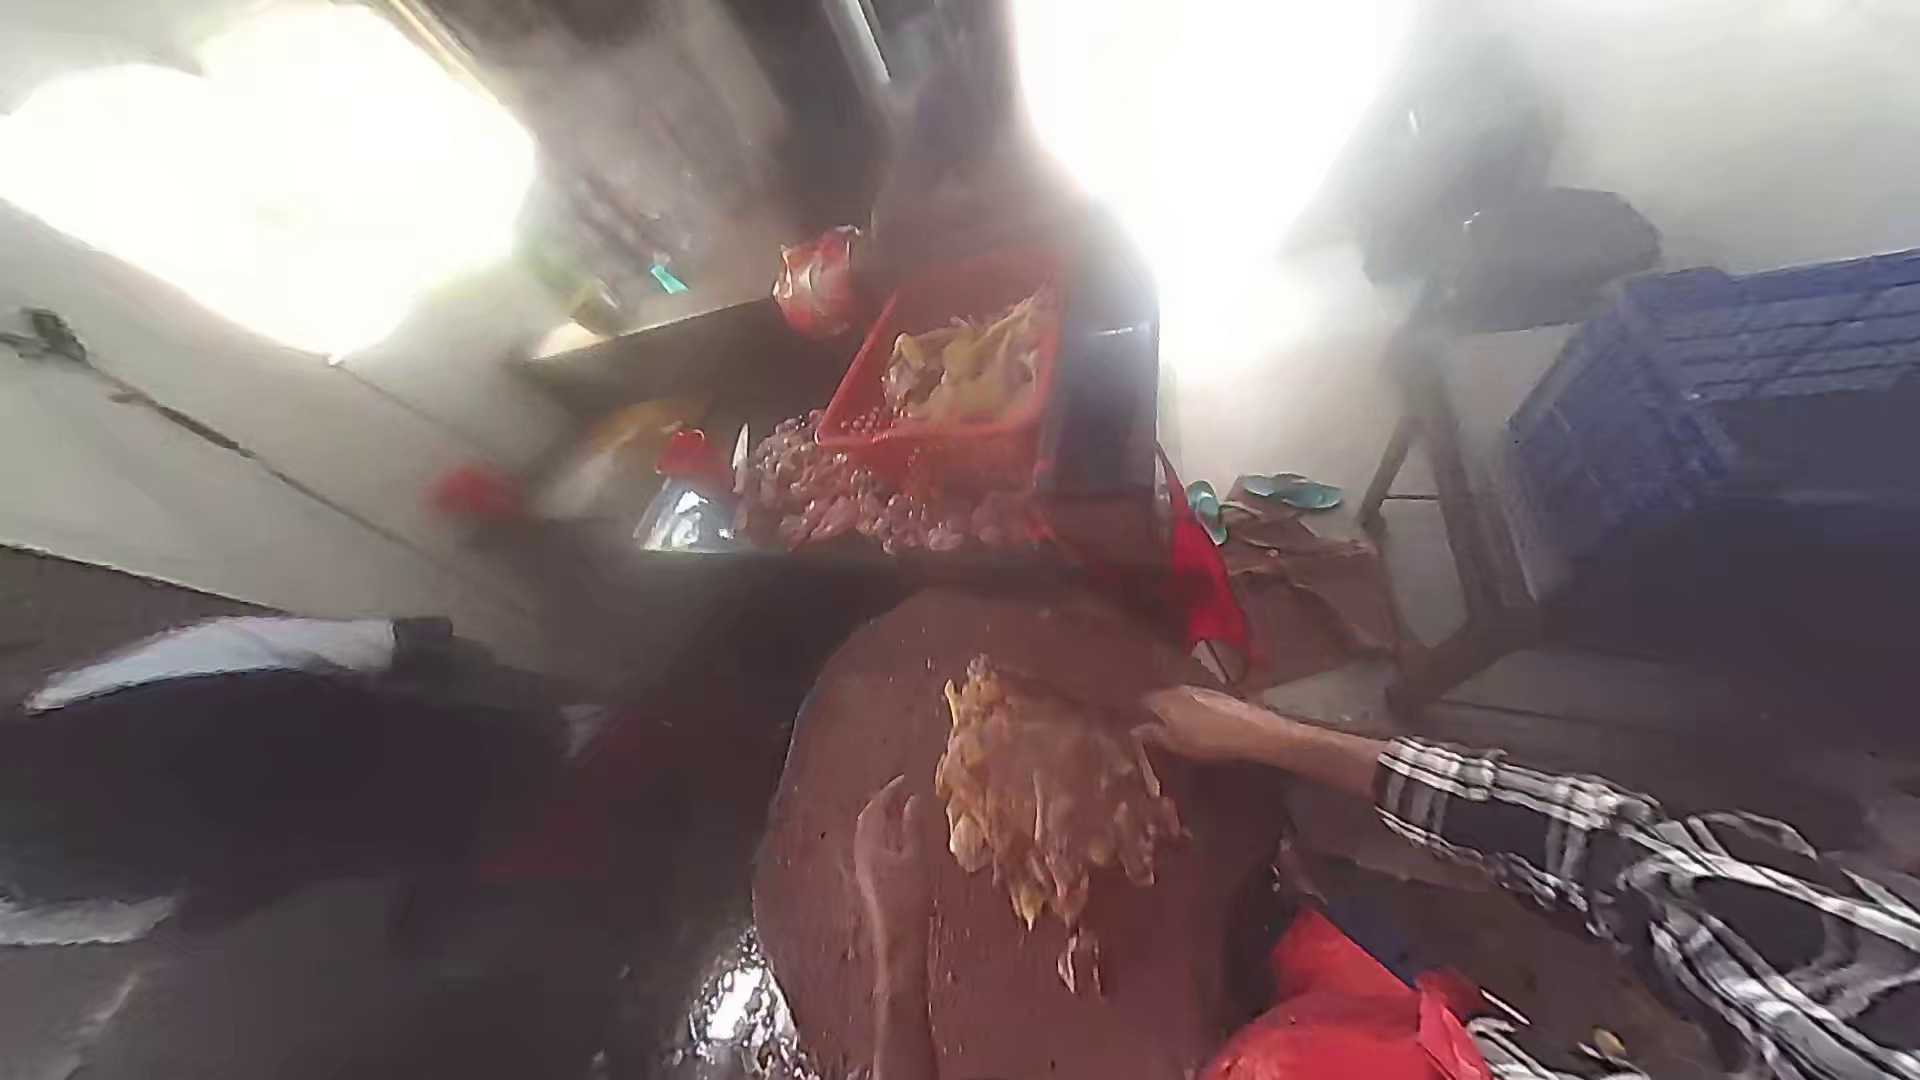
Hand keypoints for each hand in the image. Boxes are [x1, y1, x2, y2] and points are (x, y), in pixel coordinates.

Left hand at [855, 776, 932, 971]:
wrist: (898, 942)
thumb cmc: (909, 899)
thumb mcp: (916, 858)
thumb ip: (913, 827)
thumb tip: (913, 799)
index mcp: (870, 845)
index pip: (875, 809)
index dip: (889, 791)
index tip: (904, 780)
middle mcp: (861, 853)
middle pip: (867, 819)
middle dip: (882, 802)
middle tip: (902, 791)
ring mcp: (863, 867)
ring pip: (868, 832)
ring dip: (882, 816)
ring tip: (901, 808)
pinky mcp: (870, 879)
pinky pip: (872, 843)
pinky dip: (883, 831)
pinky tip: (898, 837)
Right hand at [1137, 685, 1293, 763]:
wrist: (1252, 731)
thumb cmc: (1208, 740)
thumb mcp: (1175, 743)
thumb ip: (1153, 735)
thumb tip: (1134, 729)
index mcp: (1163, 699)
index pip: (1142, 701)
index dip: (1139, 714)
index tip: (1140, 728)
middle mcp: (1177, 689)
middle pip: (1160, 698)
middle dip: (1158, 712)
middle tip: (1159, 731)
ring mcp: (1198, 689)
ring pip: (1179, 699)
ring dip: (1177, 711)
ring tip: (1180, 730)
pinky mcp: (1215, 694)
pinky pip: (1195, 701)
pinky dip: (1193, 711)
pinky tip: (1201, 726)